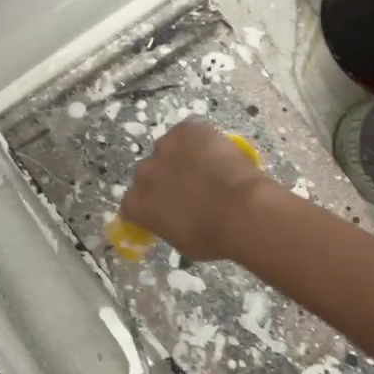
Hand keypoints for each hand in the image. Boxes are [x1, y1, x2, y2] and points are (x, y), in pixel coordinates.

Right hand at [120, 119, 283, 260]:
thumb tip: (173, 218)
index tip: (163, 209)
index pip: (130, 203)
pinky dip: (197, 141)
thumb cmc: (215, 237)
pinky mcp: (184, 130)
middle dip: (163, 179)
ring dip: (179, 158)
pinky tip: (214, 152)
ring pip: (167, 150)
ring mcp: (163, 148)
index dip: (147, 204)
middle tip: (189, 189)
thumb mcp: (183, 243)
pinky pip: (186, 134)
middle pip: (147, 173)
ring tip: (206, 169)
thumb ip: (168, 224)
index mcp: (138, 204)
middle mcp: (144, 173)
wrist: (243, 211)